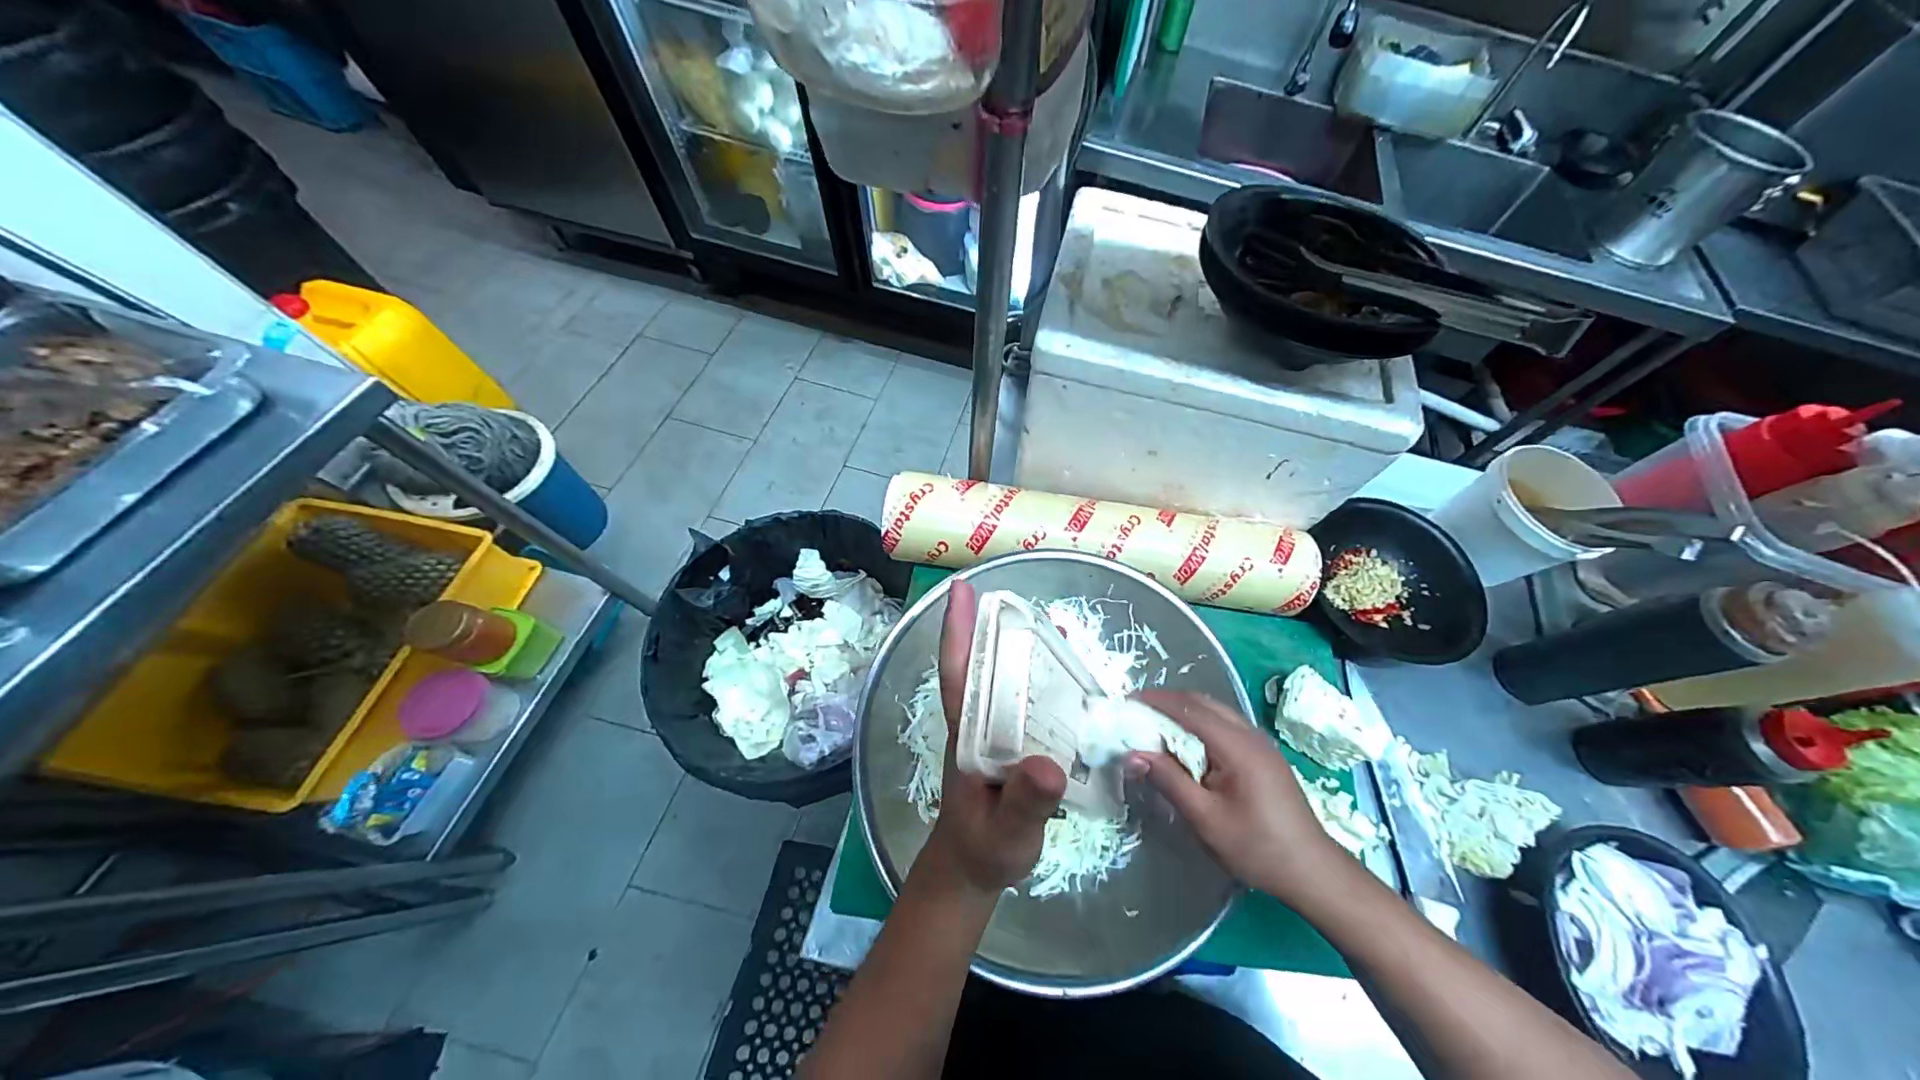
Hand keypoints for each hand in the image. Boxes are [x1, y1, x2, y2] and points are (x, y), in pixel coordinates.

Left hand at [915, 579, 1065, 900]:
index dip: (958, 631)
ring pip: (1004, 682)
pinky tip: (1067, 680)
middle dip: (995, 628)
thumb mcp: (1007, 831)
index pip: (958, 674)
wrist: (973, 869)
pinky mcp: (1009, 746)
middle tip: (1023, 601)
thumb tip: (1049, 766)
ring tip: (1052, 629)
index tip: (961, 590)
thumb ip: (1024, 802)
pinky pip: (1024, 705)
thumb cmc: (984, 849)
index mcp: (968, 735)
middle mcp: (977, 725)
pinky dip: (1041, 685)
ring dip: (1022, 652)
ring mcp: (992, 734)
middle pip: (983, 666)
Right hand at [1126, 690, 1350, 907]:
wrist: (1313, 872)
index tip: (1125, 703)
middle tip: (1135, 712)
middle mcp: (1250, 735)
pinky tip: (1185, 744)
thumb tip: (1132, 753)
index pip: (1190, 709)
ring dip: (1183, 712)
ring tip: (1153, 725)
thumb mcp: (1205, 819)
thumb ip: (1169, 781)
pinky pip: (1224, 726)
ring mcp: (1260, 744)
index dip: (1156, 701)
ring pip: (1215, 712)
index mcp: (1237, 746)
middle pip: (1203, 703)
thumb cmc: (1257, 848)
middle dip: (1167, 702)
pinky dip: (1199, 724)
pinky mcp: (1263, 756)